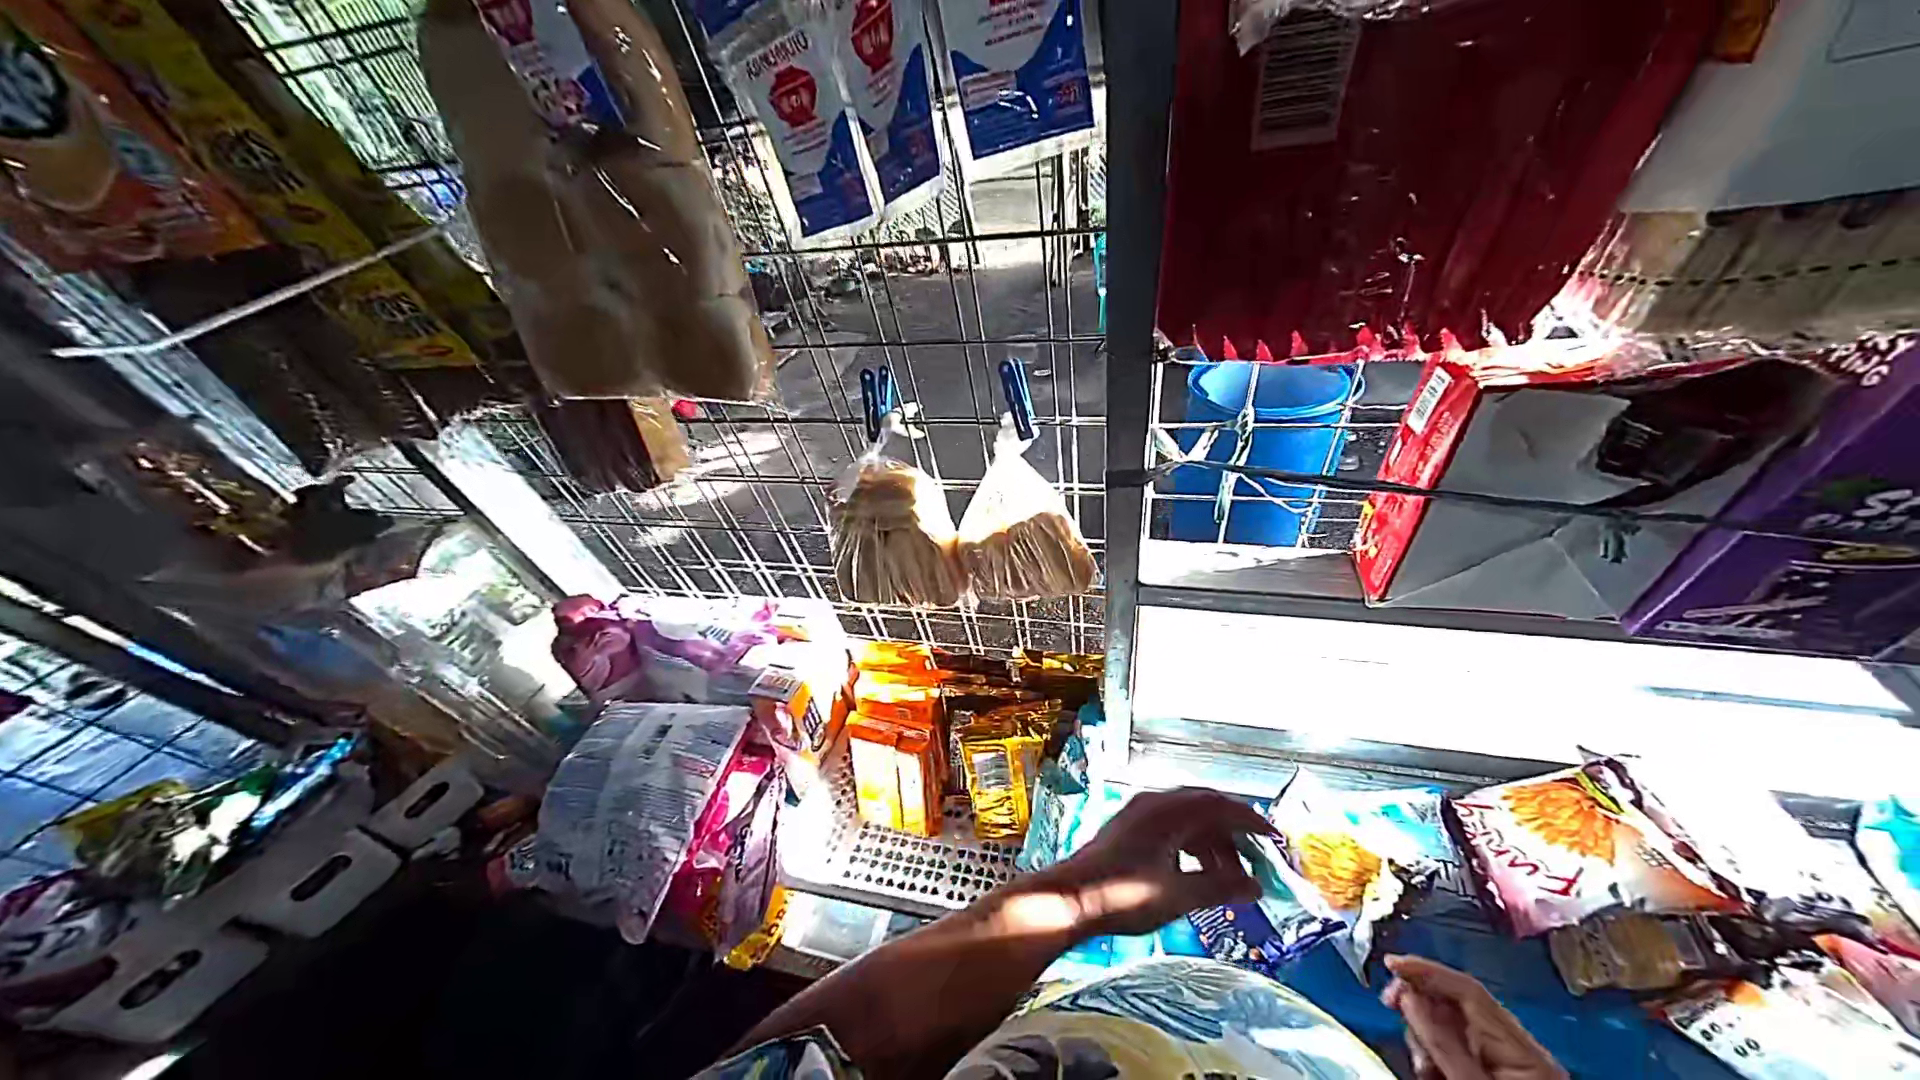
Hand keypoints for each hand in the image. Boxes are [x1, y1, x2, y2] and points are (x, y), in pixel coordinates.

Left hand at [1030, 787, 1270, 938]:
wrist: (1071, 897)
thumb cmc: (1122, 895)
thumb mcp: (1179, 895)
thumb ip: (1220, 888)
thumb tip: (1255, 887)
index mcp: (1168, 812)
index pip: (1220, 805)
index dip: (1251, 821)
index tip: (1275, 840)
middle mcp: (1153, 804)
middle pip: (1204, 808)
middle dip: (1233, 835)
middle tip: (1256, 863)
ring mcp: (1138, 814)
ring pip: (1187, 820)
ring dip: (1212, 845)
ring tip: (1228, 880)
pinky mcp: (1129, 828)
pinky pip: (1171, 828)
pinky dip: (1191, 847)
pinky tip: (1198, 874)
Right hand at [1381, 955, 1566, 1079]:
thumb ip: (1441, 1043)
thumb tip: (1408, 995)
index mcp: (1525, 1053)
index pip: (1469, 992)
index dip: (1428, 971)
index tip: (1390, 963)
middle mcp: (1520, 1050)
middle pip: (1458, 1004)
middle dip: (1420, 1003)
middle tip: (1389, 1002)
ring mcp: (1510, 1064)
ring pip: (1452, 1024)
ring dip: (1425, 1035)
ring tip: (1423, 1068)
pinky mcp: (1497, 1074)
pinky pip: (1458, 1047)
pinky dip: (1436, 1052)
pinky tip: (1430, 1072)